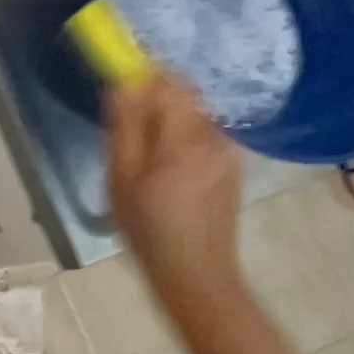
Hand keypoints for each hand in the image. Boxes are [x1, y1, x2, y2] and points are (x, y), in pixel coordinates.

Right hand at [104, 73, 244, 321]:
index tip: (121, 88)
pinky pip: (200, 136)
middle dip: (152, 103)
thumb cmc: (151, 228)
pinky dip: (179, 141)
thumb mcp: (122, 177)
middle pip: (182, 96)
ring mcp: (229, 153)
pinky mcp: (232, 168)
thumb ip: (124, 126)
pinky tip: (165, 175)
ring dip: (165, 123)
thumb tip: (123, 83)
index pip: (170, 81)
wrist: (198, 278)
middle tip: (126, 134)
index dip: (143, 76)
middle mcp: (215, 137)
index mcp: (187, 137)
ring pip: (190, 116)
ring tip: (143, 160)